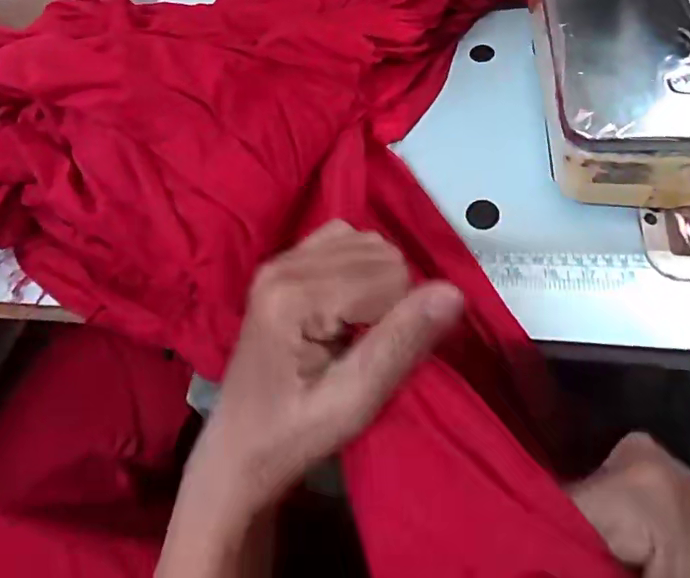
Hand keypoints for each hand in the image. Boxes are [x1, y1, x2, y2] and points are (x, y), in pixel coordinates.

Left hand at [160, 222, 463, 577]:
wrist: (235, 452)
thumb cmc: (293, 437)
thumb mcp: (354, 404)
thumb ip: (402, 342)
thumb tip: (454, 292)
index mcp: (294, 296)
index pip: (391, 276)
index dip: (399, 319)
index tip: (372, 361)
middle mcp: (285, 263)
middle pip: (382, 254)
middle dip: (391, 299)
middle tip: (363, 348)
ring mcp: (281, 258)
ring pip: (370, 243)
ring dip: (378, 283)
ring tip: (354, 330)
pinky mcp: (284, 260)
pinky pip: (347, 237)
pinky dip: (361, 266)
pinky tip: (346, 303)